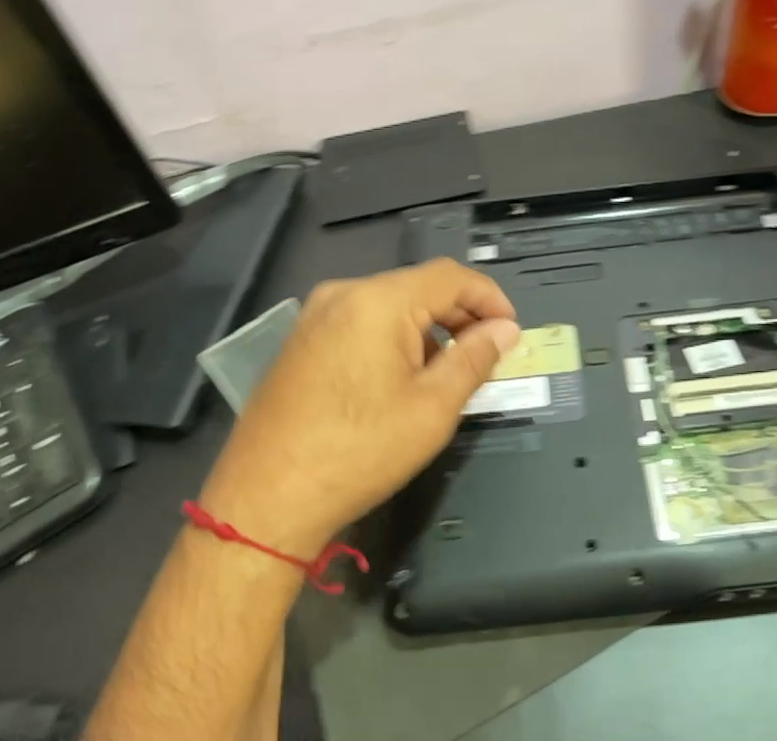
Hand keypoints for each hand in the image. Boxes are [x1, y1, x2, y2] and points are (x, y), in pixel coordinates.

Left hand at [201, 259, 519, 555]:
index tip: (511, 332)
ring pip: (389, 306)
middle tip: (486, 356)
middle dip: (459, 316)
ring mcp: (314, 316)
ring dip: (426, 330)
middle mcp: (342, 294)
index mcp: (377, 300)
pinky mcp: (300, 342)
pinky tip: (400, 382)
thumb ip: (474, 359)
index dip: (489, 298)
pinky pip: (360, 323)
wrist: (265, 499)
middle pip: (418, 287)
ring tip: (445, 376)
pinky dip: (392, 340)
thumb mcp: (433, 408)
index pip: (450, 276)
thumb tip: (504, 330)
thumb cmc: (358, 452)